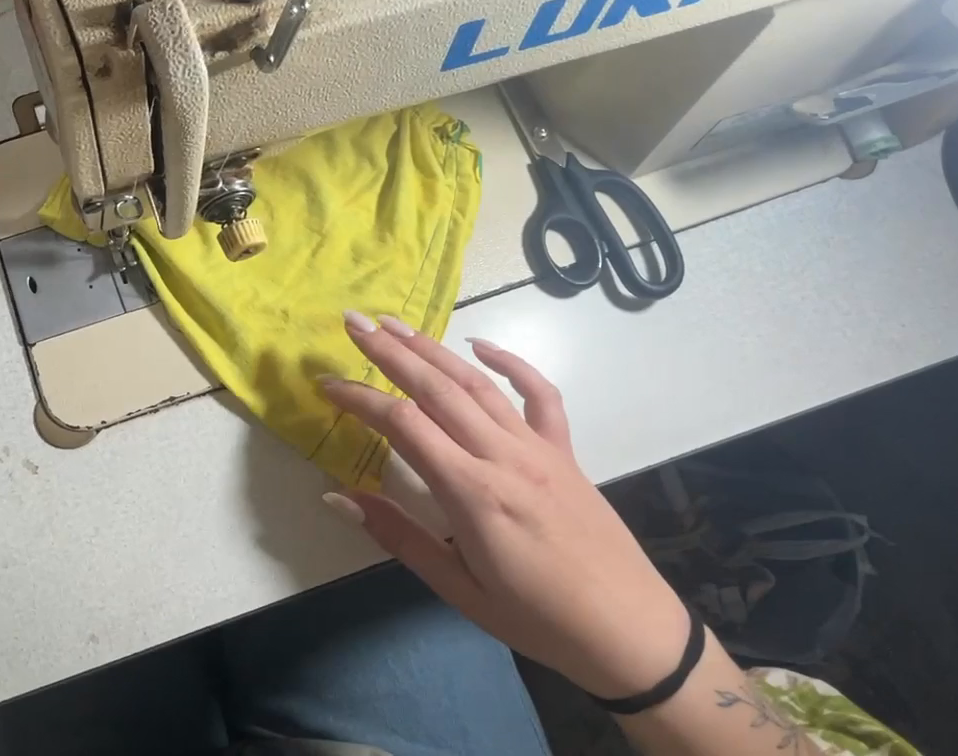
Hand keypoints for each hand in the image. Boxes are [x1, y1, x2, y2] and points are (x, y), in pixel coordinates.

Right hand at [320, 312, 690, 700]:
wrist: (632, 635)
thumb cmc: (536, 619)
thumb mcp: (458, 590)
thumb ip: (398, 536)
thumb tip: (336, 496)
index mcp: (472, 493)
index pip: (403, 425)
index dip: (359, 399)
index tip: (325, 384)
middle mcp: (503, 457)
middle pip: (437, 389)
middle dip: (389, 352)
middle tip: (353, 322)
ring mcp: (539, 449)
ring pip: (477, 383)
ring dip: (433, 348)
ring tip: (395, 323)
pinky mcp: (566, 452)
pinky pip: (539, 396)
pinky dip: (510, 363)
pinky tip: (480, 344)